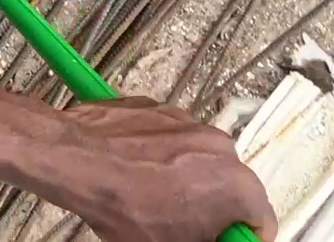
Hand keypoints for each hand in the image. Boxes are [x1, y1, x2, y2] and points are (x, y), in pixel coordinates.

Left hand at [36, 97, 275, 241]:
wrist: (73, 157)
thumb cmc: (127, 209)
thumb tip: (212, 235)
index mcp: (239, 185)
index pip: (260, 224)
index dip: (238, 240)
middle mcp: (218, 144)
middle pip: (229, 187)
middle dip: (212, 207)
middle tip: (181, 224)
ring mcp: (182, 118)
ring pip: (196, 159)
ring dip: (183, 177)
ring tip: (149, 193)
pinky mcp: (151, 105)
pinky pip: (166, 136)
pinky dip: (157, 151)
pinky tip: (131, 166)